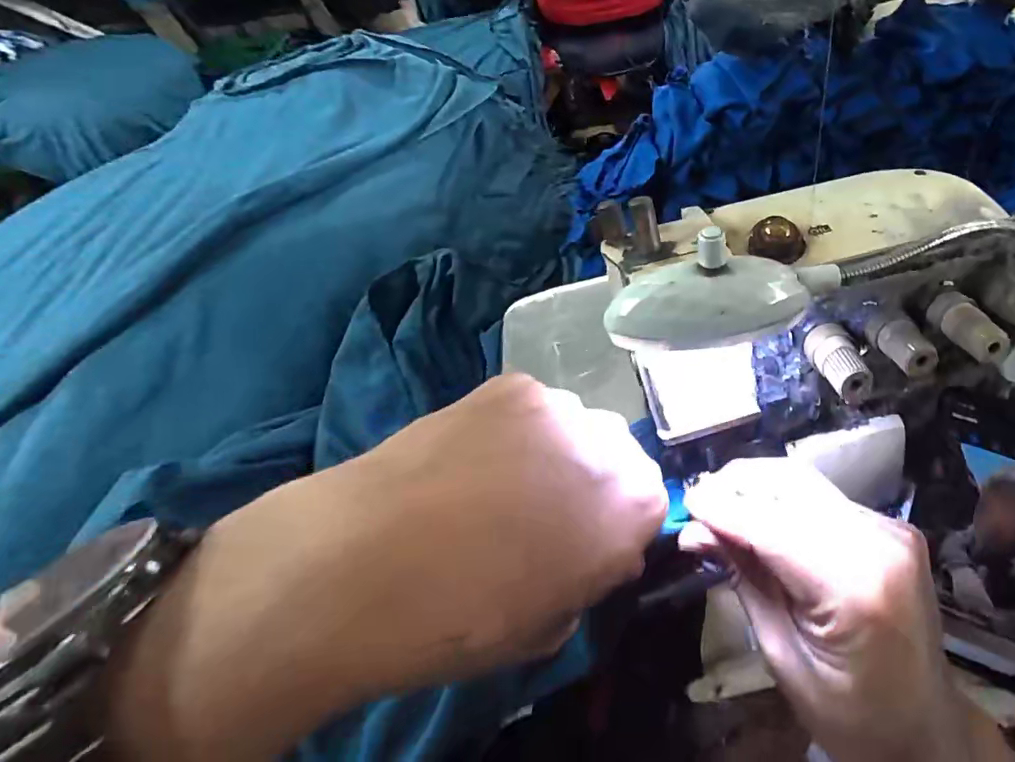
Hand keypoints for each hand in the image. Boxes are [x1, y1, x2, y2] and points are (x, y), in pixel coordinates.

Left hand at [347, 373, 669, 672]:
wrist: (362, 562)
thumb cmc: (458, 618)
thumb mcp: (546, 628)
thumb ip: (591, 579)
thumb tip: (599, 551)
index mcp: (627, 510)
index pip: (652, 501)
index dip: (622, 524)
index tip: (589, 543)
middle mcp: (606, 446)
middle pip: (620, 454)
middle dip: (596, 481)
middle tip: (546, 510)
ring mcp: (558, 407)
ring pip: (577, 424)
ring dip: (558, 449)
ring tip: (502, 479)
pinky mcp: (511, 385)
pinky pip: (534, 405)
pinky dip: (519, 427)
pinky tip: (476, 455)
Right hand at [681, 458, 1011, 761]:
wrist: (926, 727)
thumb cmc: (851, 714)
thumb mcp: (784, 657)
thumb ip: (744, 582)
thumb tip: (695, 531)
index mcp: (856, 586)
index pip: (773, 526)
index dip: (723, 508)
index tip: (684, 500)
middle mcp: (879, 541)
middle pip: (792, 486)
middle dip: (738, 485)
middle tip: (698, 501)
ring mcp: (890, 528)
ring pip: (807, 484)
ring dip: (759, 486)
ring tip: (721, 503)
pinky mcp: (891, 526)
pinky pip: (825, 500)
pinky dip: (786, 500)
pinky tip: (761, 515)